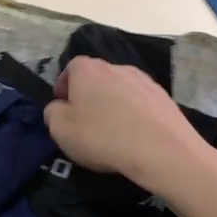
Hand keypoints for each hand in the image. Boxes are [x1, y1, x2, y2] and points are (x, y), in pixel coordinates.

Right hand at [44, 56, 215, 194]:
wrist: (161, 149)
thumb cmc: (102, 136)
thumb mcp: (60, 130)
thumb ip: (52, 113)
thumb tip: (59, 107)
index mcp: (87, 69)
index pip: (70, 69)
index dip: (64, 87)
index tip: (64, 107)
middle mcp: (116, 67)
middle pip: (97, 78)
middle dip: (89, 96)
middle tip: (86, 122)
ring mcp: (144, 80)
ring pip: (120, 89)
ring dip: (113, 104)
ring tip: (112, 131)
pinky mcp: (164, 97)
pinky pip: (140, 103)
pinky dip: (134, 114)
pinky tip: (135, 136)